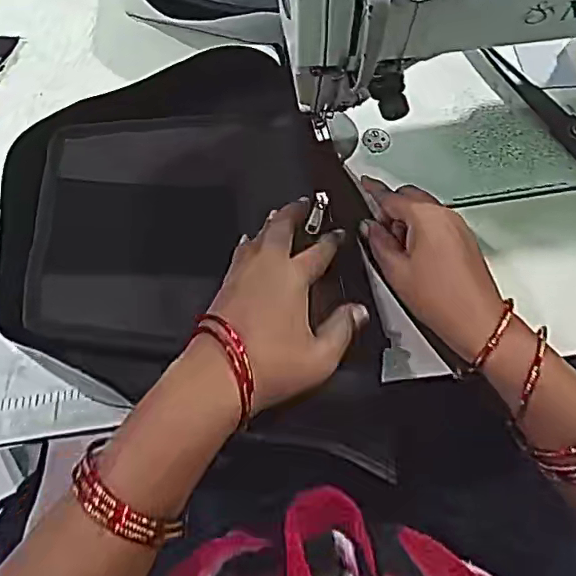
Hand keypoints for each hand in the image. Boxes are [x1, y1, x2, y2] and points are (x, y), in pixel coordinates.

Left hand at [201, 199, 368, 415]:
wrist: (220, 371)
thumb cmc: (265, 364)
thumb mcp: (320, 356)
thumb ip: (342, 329)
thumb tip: (355, 314)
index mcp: (293, 276)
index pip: (319, 250)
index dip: (331, 240)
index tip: (337, 234)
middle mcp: (266, 265)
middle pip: (281, 226)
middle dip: (295, 212)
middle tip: (304, 204)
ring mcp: (243, 270)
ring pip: (259, 233)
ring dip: (271, 222)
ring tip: (278, 216)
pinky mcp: (226, 281)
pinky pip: (242, 249)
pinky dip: (251, 240)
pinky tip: (249, 243)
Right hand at [358, 177, 508, 357]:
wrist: (478, 323)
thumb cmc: (444, 301)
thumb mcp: (395, 270)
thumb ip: (377, 241)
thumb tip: (370, 228)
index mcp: (426, 217)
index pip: (391, 196)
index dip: (372, 190)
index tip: (364, 183)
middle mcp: (445, 216)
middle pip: (409, 197)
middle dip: (391, 210)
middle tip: (377, 231)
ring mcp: (458, 226)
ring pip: (424, 210)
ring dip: (407, 221)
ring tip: (399, 253)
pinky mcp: (464, 239)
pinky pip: (437, 223)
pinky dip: (423, 231)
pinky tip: (416, 258)